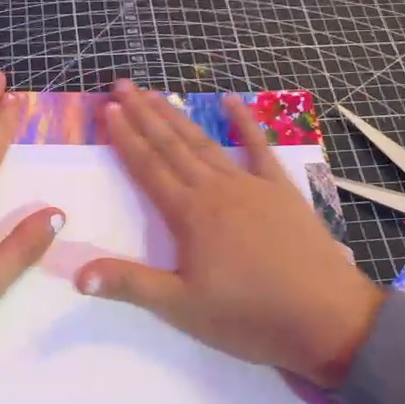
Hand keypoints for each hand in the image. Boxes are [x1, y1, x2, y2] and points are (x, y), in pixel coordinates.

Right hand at [75, 81, 384, 387]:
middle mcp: (215, 189)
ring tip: (155, 93)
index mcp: (189, 214)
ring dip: (178, 116)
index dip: (125, 138)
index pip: (148, 167)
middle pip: (172, 145)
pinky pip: (259, 147)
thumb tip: (77, 275)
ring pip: (205, 142)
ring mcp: (251, 184)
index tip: (107, 109)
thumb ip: (131, 285)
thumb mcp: (183, 308)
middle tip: (122, 85)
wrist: (327, 318)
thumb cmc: (250, 317)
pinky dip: (244, 122)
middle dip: (144, 114)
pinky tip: (231, 101)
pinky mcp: (281, 189)